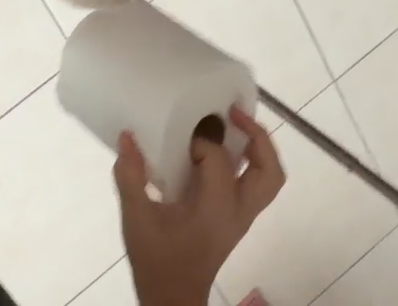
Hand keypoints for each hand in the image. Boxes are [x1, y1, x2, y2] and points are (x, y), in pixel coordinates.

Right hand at [116, 107, 284, 305]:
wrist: (172, 298)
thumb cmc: (157, 260)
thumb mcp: (136, 217)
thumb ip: (131, 176)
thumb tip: (127, 136)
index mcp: (217, 209)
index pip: (219, 161)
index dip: (200, 140)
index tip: (177, 134)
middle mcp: (238, 212)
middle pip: (270, 171)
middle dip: (257, 137)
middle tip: (231, 111)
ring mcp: (241, 218)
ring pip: (268, 179)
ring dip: (256, 148)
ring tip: (231, 123)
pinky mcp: (234, 220)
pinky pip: (253, 184)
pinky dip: (245, 161)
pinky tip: (215, 150)